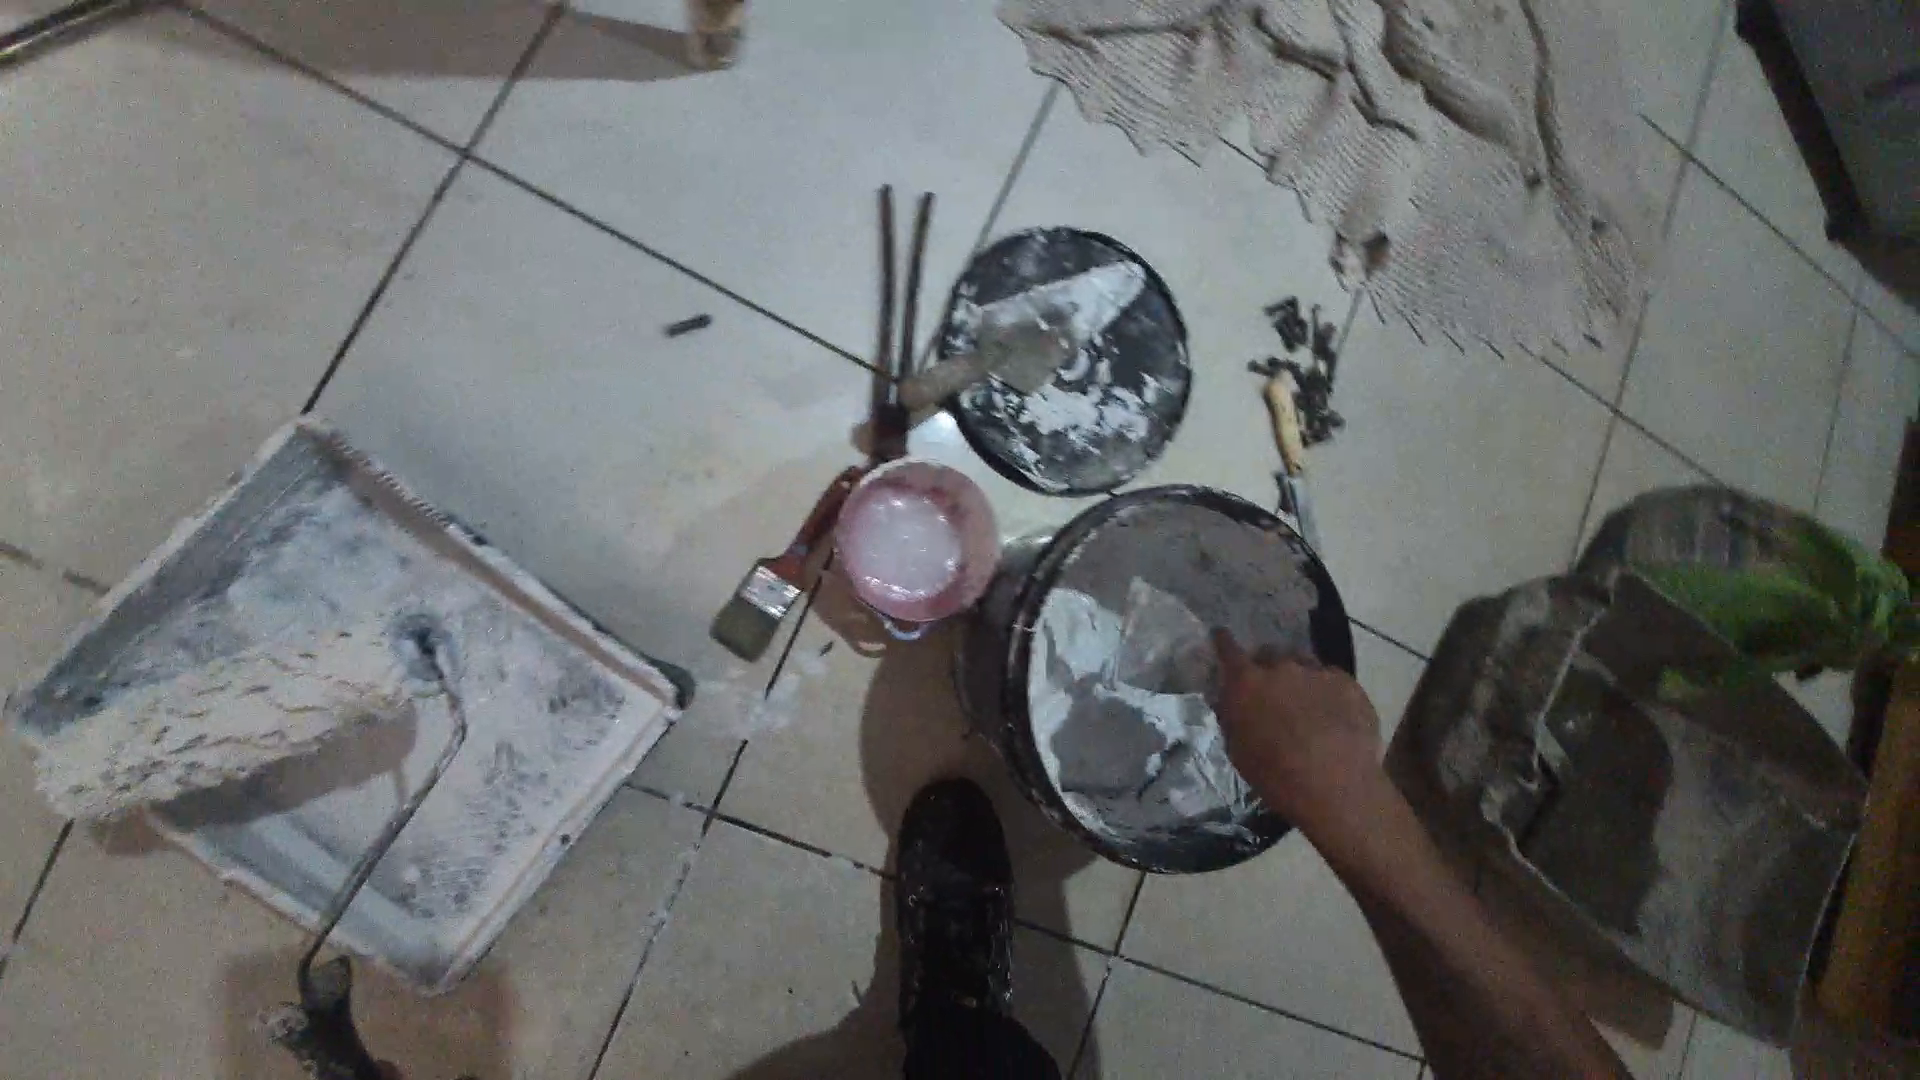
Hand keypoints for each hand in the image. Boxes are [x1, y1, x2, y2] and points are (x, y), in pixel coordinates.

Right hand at [1212, 629, 1385, 834]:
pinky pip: (1332, 678)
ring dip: (1298, 676)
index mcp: (1246, 681)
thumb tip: (1230, 701)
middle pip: (1269, 653)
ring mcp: (1317, 672)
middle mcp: (1280, 667)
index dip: (1223, 641)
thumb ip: (1232, 715)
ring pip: (1303, 663)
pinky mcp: (1348, 684)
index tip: (1221, 636)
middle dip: (1267, 666)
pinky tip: (1333, 712)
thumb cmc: (1274, 773)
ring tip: (1305, 700)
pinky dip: (1327, 689)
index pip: (1227, 648)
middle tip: (1271, 688)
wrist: (1335, 786)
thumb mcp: (1236, 747)